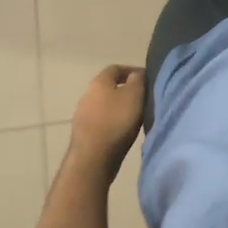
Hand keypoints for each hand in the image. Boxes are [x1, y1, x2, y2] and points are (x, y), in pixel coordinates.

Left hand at [67, 65, 145, 179]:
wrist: (92, 159)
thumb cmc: (116, 122)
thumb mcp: (135, 95)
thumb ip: (138, 80)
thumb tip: (136, 74)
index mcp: (99, 82)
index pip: (116, 68)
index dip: (132, 70)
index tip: (146, 79)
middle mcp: (87, 95)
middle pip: (108, 87)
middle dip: (125, 90)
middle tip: (141, 98)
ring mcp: (82, 115)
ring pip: (104, 105)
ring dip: (118, 108)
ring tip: (133, 117)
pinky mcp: (82, 134)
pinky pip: (100, 122)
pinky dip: (111, 123)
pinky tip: (121, 132)